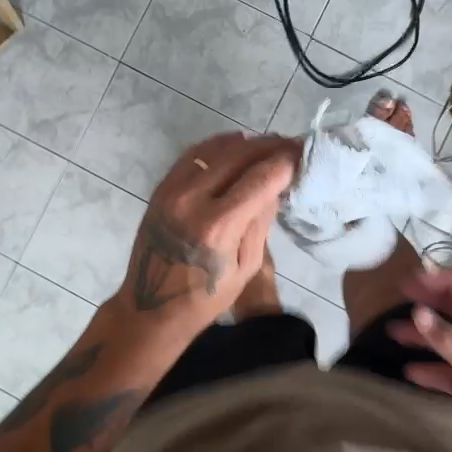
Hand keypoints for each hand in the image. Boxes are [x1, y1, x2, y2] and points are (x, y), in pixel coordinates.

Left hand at [111, 133, 297, 339]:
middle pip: (240, 155)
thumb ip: (261, 221)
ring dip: (247, 143)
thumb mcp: (246, 267)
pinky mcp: (161, 187)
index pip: (260, 179)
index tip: (302, 155)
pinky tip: (237, 146)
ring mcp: (173, 189)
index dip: (285, 162)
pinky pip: (194, 153)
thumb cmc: (205, 297)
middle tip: (291, 145)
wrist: (149, 309)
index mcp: (217, 227)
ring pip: (216, 148)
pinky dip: (219, 145)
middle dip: (270, 146)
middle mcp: (193, 200)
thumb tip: (277, 184)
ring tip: (268, 144)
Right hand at [390, 270, 451, 451]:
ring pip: (446, 339)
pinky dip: (428, 368)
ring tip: (393, 333)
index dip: (440, 278)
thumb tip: (417, 310)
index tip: (411, 280)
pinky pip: (446, 370)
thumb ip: (447, 340)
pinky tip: (410, 372)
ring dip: (422, 334)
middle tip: (398, 297)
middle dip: (427, 301)